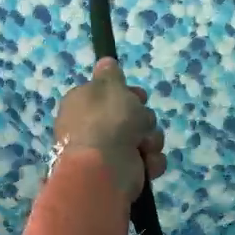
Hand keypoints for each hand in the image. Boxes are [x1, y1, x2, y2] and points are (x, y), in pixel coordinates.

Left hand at [53, 59, 165, 204]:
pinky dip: (150, 162)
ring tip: (143, 147)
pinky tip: (146, 163)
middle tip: (139, 122)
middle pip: (133, 115)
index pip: (111, 94)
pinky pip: (148, 160)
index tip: (138, 97)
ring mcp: (110, 151)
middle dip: (144, 119)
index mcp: (84, 104)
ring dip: (150, 141)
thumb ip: (110, 74)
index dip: (129, 94)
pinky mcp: (124, 172)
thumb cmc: (107, 121)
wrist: (104, 168)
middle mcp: (94, 127)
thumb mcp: (110, 87)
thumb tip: (104, 62)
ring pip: (145, 137)